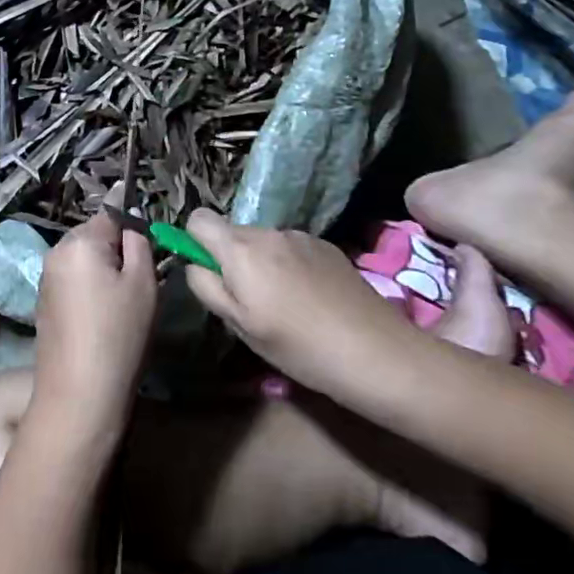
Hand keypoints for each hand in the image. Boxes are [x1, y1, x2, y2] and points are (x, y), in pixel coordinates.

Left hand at [30, 198, 156, 440]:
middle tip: (140, 280)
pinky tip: (102, 315)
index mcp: (79, 241)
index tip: (150, 244)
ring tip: (123, 301)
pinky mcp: (44, 300)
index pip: (110, 213)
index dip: (133, 225)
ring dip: (103, 268)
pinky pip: (72, 278)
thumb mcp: (143, 283)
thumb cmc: (119, 334)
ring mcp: (46, 277)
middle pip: (94, 234)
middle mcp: (55, 251)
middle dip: (116, 248)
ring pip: (83, 257)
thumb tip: (131, 223)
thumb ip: (139, 242)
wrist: (79, 393)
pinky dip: (89, 286)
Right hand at [182, 209, 420, 396]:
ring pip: (262, 241)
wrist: (378, 354)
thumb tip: (196, 265)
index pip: (198, 219)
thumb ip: (206, 287)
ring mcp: (301, 237)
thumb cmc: (299, 347)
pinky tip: (308, 298)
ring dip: (260, 262)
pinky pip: (290, 248)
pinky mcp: (327, 246)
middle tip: (248, 299)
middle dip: (230, 257)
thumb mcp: (239, 325)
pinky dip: (287, 265)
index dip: (195, 241)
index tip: (209, 273)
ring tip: (282, 302)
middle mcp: (268, 232)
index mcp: (241, 249)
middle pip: (231, 231)